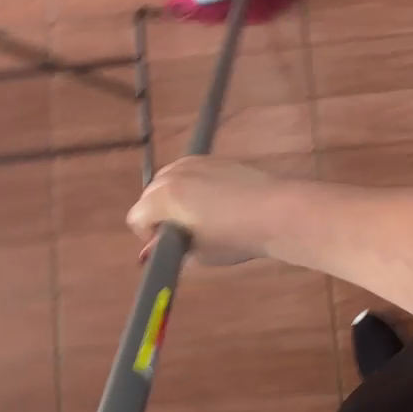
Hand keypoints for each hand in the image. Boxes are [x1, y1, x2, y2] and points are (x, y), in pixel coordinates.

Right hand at [126, 155, 287, 265]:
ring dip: (172, 196)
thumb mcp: (198, 253)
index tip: (166, 247)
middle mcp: (174, 173)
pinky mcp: (215, 158)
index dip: (147, 235)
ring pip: (169, 178)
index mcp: (164, 197)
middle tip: (179, 234)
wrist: (275, 211)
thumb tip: (155, 249)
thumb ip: (170, 249)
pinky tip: (211, 201)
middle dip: (157, 213)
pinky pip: (189, 171)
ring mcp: (195, 161)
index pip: (137, 216)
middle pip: (150, 193)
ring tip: (195, 216)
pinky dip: (190, 184)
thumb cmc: (234, 237)